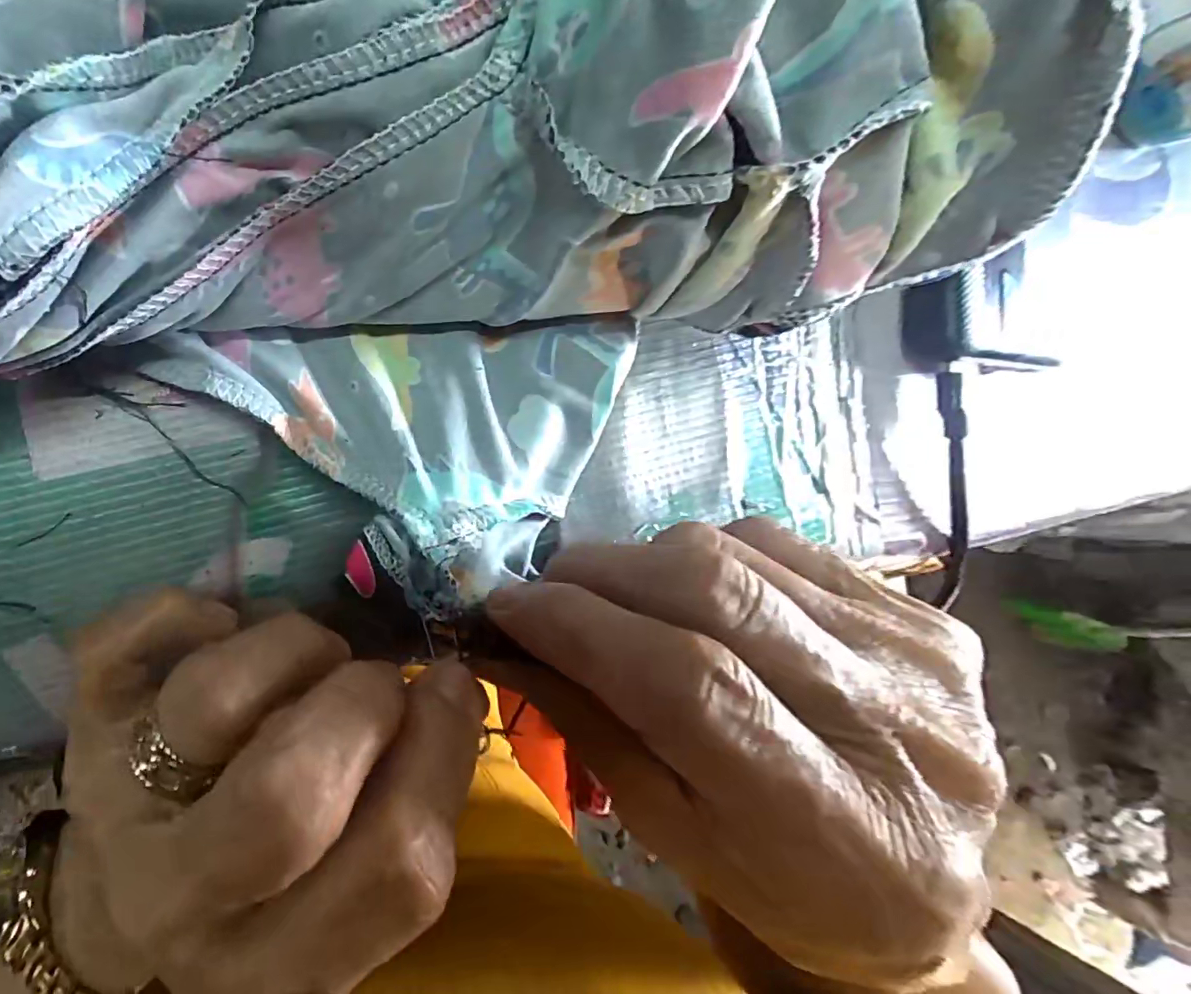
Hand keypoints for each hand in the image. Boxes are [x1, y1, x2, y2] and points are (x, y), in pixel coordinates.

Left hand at [52, 590, 486, 993]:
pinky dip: (193, 607)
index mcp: (273, 960)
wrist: (112, 890)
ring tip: (312, 648)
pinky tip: (225, 623)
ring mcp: (115, 795)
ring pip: (212, 696)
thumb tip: (442, 692)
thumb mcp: (323, 897)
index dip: (439, 759)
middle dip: (360, 706)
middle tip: (375, 676)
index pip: (390, 872)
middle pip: (287, 792)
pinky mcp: (80, 718)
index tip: (451, 688)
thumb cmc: (244, 887)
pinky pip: (129, 636)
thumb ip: (388, 819)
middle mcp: (182, 891)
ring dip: (293, 645)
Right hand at [478, 520, 1006, 992]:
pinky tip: (689, 594)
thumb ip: (581, 719)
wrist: (912, 889)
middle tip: (543, 587)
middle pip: (711, 591)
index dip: (578, 626)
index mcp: (824, 816)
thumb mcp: (657, 823)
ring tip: (613, 597)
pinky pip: (770, 540)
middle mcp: (892, 723)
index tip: (505, 605)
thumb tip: (504, 637)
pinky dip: (700, 552)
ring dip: (639, 561)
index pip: (684, 679)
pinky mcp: (924, 616)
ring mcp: (917, 656)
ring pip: (731, 551)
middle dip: (597, 573)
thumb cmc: (767, 878)